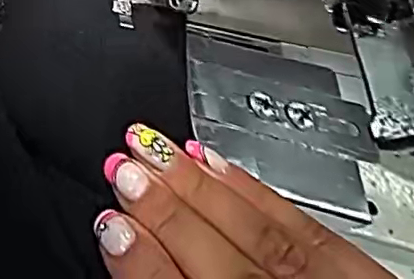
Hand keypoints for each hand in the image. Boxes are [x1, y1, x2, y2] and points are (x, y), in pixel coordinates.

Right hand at [94, 124, 394, 278]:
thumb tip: (132, 256)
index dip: (145, 264)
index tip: (110, 224)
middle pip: (223, 266)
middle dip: (167, 212)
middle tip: (122, 166)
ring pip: (260, 235)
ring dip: (200, 186)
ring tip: (156, 147)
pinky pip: (303, 226)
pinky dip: (253, 191)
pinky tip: (218, 163)